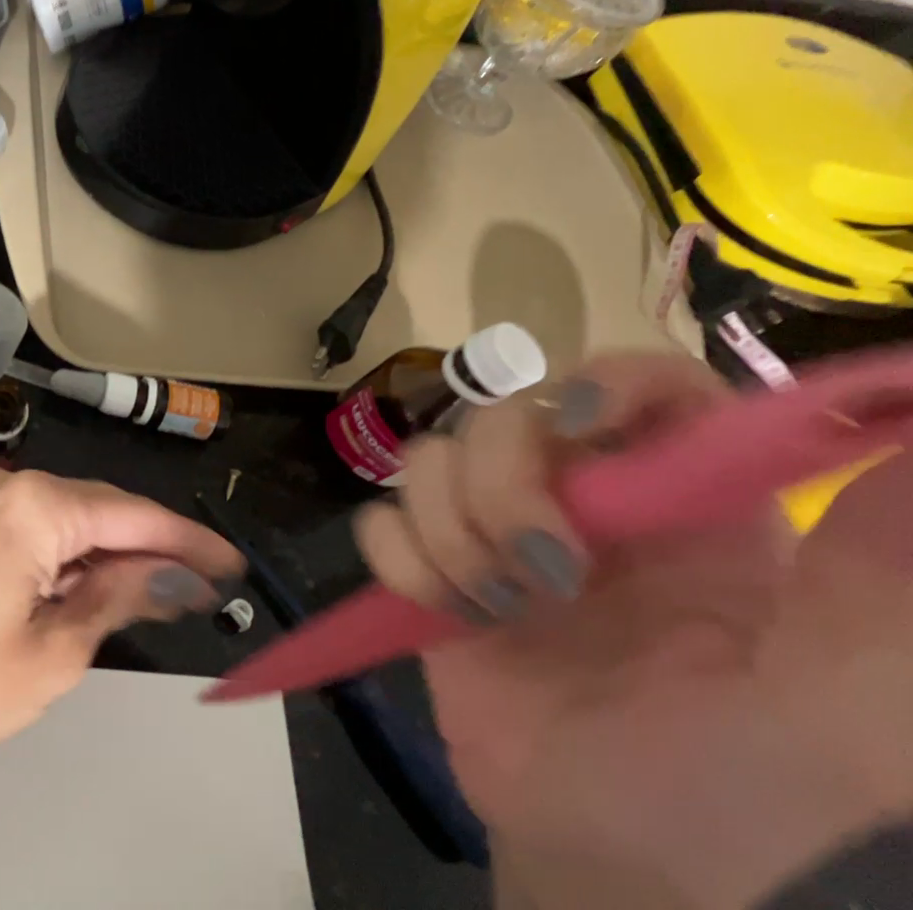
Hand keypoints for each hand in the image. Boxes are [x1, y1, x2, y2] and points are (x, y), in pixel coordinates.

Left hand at [0, 469, 242, 789]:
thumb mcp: (57, 650)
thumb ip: (121, 596)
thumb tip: (177, 576)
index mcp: (31, 507)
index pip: (131, 515)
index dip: (187, 542)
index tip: (231, 567)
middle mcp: (3, 488)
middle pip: (99, 510)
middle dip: (151, 548)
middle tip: (202, 588)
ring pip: (67, 520)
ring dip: (111, 555)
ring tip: (163, 593)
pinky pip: (33, 531)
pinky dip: (70, 558)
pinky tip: (99, 587)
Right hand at [355, 353, 912, 908]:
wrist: (609, 855)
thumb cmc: (738, 789)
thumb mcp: (841, 706)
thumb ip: (875, 586)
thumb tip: (907, 442)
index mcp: (692, 509)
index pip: (644, 387)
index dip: (603, 384)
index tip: (580, 430)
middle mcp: (587, 504)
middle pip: (506, 414)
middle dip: (503, 484)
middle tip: (544, 573)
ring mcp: (496, 537)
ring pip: (430, 461)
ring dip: (448, 531)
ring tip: (490, 608)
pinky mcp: (432, 576)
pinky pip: (381, 523)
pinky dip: (400, 563)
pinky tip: (443, 616)